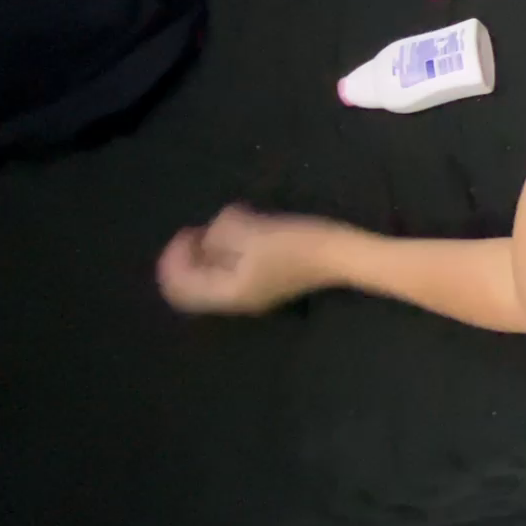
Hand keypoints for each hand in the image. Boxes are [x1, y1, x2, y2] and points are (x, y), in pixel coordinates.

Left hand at [157, 205, 345, 314]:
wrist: (350, 255)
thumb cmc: (300, 246)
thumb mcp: (255, 232)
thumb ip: (223, 229)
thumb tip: (216, 226)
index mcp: (227, 293)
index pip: (180, 283)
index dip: (175, 256)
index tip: (189, 228)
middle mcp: (239, 300)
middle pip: (198, 284)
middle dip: (193, 257)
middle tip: (200, 230)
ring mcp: (262, 292)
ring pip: (220, 277)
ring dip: (214, 255)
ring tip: (224, 229)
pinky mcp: (280, 281)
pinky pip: (241, 272)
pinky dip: (234, 256)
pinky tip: (250, 238)